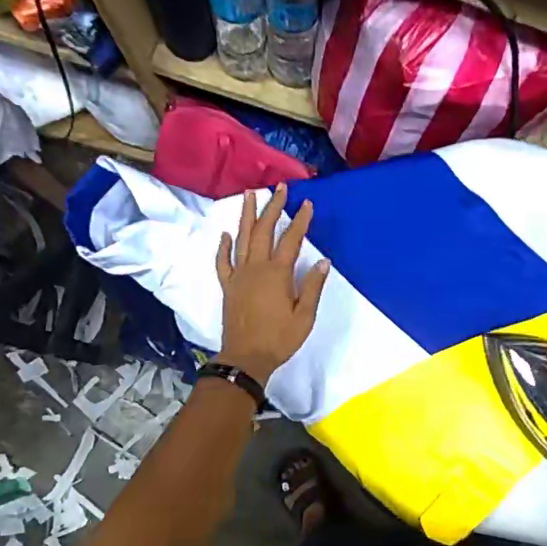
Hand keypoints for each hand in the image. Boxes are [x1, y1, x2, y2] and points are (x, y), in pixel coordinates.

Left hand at [214, 183, 329, 380]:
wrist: (246, 357)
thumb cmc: (279, 338)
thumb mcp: (304, 316)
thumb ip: (312, 286)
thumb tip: (322, 261)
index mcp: (277, 273)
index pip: (291, 240)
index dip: (300, 221)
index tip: (306, 203)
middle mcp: (256, 268)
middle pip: (264, 231)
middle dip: (272, 207)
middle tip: (279, 188)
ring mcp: (238, 275)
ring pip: (242, 238)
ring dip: (247, 215)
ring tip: (249, 195)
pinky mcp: (228, 286)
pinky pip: (223, 261)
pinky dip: (224, 246)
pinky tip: (226, 234)